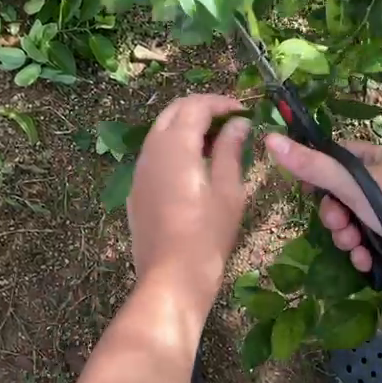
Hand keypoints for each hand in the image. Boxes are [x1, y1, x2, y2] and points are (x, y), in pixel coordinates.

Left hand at [127, 95, 252, 305]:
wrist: (170, 279)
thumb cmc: (207, 235)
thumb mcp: (228, 190)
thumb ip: (231, 150)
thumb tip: (239, 124)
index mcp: (175, 144)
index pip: (196, 106)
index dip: (221, 103)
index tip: (244, 111)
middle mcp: (152, 149)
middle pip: (174, 111)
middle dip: (201, 108)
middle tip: (230, 120)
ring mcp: (140, 169)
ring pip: (161, 131)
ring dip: (186, 126)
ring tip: (216, 141)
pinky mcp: (137, 188)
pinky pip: (154, 154)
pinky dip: (174, 146)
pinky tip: (194, 165)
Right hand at [265, 134, 381, 281]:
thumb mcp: (356, 183)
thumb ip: (312, 165)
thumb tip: (269, 138)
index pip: (339, 157)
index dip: (319, 171)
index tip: (306, 189)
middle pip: (343, 192)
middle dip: (334, 212)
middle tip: (337, 224)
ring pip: (354, 220)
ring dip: (347, 235)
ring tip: (354, 247)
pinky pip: (370, 242)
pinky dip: (364, 251)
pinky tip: (367, 261)